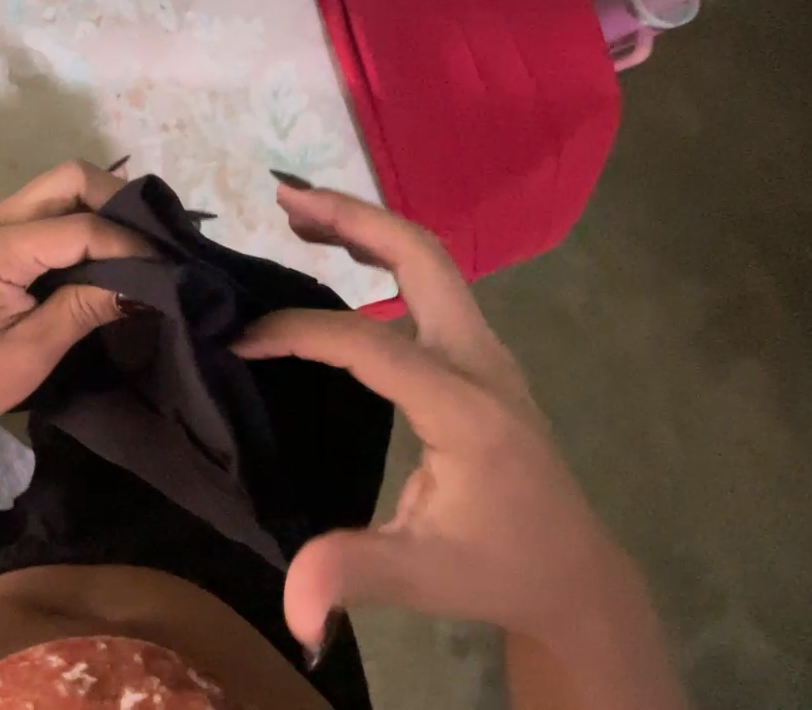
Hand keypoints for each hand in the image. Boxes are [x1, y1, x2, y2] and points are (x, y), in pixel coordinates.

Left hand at [0, 160, 151, 448]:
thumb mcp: (34, 350)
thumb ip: (88, 307)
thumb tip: (150, 285)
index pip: (82, 227)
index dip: (130, 247)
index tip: (170, 274)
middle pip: (70, 180)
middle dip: (119, 203)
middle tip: (155, 248)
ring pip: (61, 189)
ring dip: (103, 209)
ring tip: (140, 251)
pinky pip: (49, 211)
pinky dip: (84, 223)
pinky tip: (108, 255)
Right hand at [237, 184, 640, 658]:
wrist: (574, 573)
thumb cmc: (497, 568)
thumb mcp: (424, 577)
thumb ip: (353, 575)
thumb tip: (291, 613)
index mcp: (464, 406)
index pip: (367, 342)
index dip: (295, 333)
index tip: (238, 341)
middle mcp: (479, 360)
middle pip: (422, 258)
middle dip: (351, 218)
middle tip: (281, 197)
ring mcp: (483, 350)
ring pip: (428, 259)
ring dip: (362, 226)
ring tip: (295, 212)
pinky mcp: (474, 354)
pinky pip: (425, 281)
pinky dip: (376, 252)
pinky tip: (337, 256)